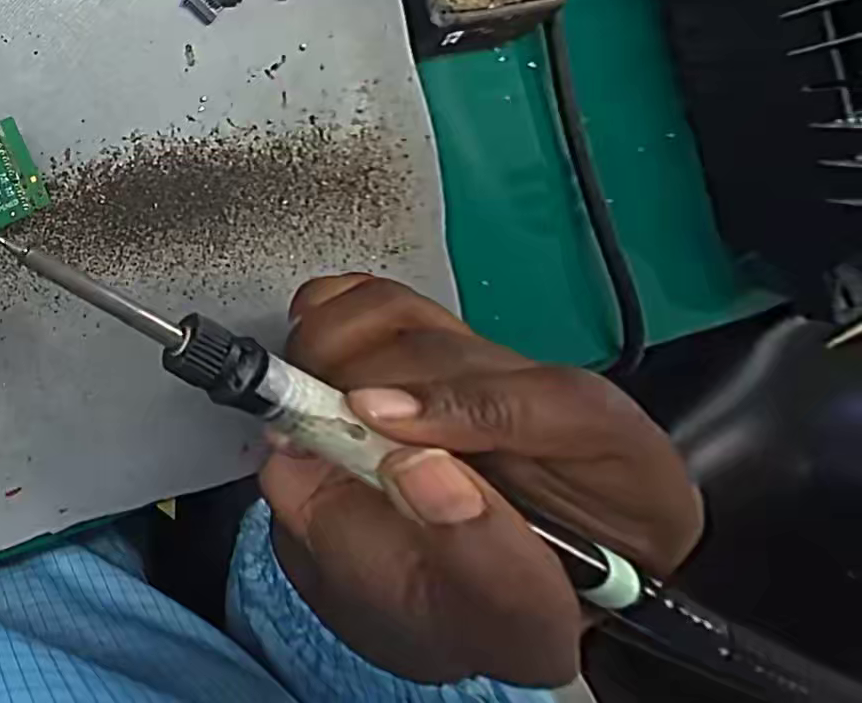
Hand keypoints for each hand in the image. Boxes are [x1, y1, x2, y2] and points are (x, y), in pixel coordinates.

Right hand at [259, 275, 700, 686]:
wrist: (410, 574)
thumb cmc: (463, 603)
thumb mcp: (497, 624)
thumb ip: (480, 562)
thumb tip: (416, 469)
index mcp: (608, 470)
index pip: (558, 404)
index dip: (461, 402)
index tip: (372, 417)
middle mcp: (532, 393)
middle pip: (445, 349)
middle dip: (360, 382)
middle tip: (314, 426)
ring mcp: (457, 350)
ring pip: (390, 309)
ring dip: (326, 349)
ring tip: (307, 398)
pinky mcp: (397, 331)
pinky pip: (353, 293)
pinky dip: (317, 312)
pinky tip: (308, 354)